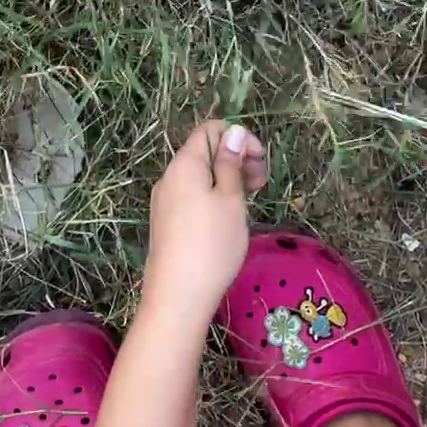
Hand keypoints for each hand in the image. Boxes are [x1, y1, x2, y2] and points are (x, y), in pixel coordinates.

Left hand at [144, 120, 267, 319]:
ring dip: (227, 179)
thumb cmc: (211, 243)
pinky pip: (192, 195)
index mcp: (185, 164)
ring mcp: (165, 200)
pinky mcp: (166, 221)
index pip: (210, 130)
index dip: (238, 137)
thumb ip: (230, 163)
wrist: (178, 296)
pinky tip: (229, 217)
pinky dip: (213, 196)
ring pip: (199, 175)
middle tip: (260, 182)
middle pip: (204, 152)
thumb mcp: (230, 199)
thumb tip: (233, 132)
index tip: (259, 161)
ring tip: (249, 200)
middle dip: (235, 158)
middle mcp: (170, 176)